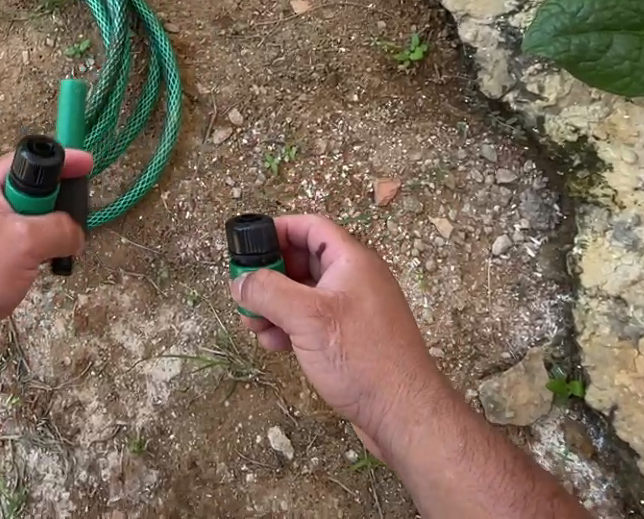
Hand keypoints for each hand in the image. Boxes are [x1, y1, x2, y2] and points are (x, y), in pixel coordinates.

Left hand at [0, 149, 92, 359]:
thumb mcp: (27, 241)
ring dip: (44, 233)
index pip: (27, 160)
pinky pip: (15, 241)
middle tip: (72, 222)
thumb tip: (76, 236)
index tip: (88, 165)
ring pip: (25, 219)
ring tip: (56, 251)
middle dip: (54, 206)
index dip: (60, 162)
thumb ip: (60, 229)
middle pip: (29, 190)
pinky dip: (32, 250)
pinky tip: (40, 267)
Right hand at [229, 215, 454, 451]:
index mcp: (352, 261)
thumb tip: (239, 282)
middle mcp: (354, 279)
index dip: (278, 230)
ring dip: (274, 304)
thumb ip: (267, 291)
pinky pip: (310, 318)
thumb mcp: (306, 316)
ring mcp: (352, 309)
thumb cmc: (361, 357)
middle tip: (245, 293)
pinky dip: (288, 325)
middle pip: (302, 260)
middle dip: (269, 275)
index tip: (249, 246)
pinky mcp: (350, 337)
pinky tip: (273, 344)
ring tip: (253, 325)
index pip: (311, 227)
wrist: (404, 416)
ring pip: (302, 292)